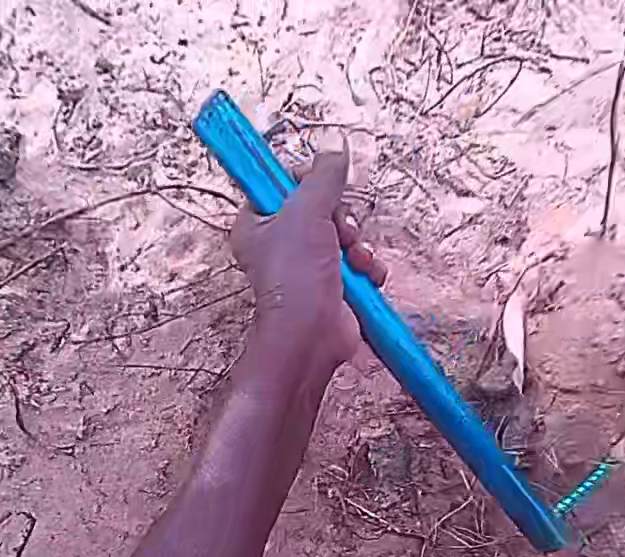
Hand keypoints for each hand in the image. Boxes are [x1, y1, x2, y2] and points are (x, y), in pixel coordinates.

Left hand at [229, 147, 386, 382]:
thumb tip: (335, 153)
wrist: (312, 335)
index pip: (281, 185)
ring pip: (345, 235)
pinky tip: (367, 277)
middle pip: (321, 207)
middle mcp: (280, 246)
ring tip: (355, 260)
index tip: (318, 187)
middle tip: (340, 232)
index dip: (305, 181)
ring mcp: (308, 268)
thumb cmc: (296, 278)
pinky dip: (367, 268)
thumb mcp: (306, 210)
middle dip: (341, 218)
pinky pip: (358, 264)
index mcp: (257, 225)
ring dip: (358, 244)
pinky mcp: (334, 288)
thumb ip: (322, 176)